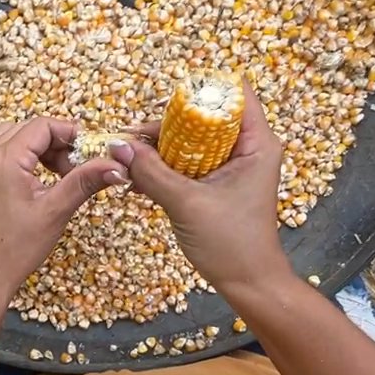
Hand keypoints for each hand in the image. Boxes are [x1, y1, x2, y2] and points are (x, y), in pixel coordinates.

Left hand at [0, 116, 126, 312]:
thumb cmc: (15, 250)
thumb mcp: (55, 212)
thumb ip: (84, 181)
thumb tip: (115, 165)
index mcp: (4, 160)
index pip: (41, 126)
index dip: (68, 133)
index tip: (85, 151)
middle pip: (24, 129)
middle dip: (51, 143)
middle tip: (69, 170)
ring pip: (4, 138)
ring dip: (29, 148)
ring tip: (48, 176)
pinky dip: (7, 156)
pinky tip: (21, 179)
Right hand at [111, 81, 294, 298]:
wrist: (248, 283)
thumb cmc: (231, 244)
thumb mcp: (186, 203)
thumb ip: (151, 172)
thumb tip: (118, 146)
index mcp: (256, 143)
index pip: (233, 93)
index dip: (199, 91)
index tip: (163, 104)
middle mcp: (247, 148)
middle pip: (204, 116)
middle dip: (167, 124)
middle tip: (134, 137)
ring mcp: (231, 166)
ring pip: (191, 142)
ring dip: (160, 148)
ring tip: (129, 159)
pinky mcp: (217, 184)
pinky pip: (187, 164)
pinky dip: (164, 168)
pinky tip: (138, 179)